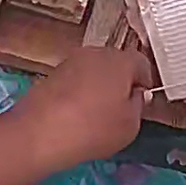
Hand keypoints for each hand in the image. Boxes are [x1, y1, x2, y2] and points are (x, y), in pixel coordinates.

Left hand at [10, 46, 156, 171]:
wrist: (40, 131)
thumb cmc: (94, 128)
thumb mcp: (130, 125)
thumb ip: (139, 105)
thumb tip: (135, 94)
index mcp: (121, 60)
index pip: (141, 62)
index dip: (145, 82)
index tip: (142, 102)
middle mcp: (96, 52)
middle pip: (116, 63)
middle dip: (121, 82)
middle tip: (120, 110)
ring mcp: (71, 60)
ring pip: (94, 70)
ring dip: (98, 86)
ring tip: (95, 115)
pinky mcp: (52, 73)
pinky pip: (75, 79)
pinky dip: (79, 92)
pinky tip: (75, 114)